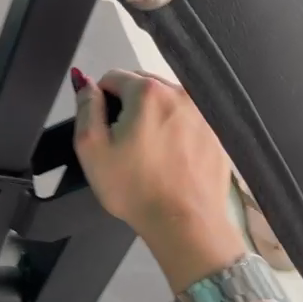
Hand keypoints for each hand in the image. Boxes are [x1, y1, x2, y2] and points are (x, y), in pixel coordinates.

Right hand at [73, 70, 246, 275]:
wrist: (185, 224)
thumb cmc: (133, 187)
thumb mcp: (91, 147)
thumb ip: (86, 106)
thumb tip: (84, 81)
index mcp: (147, 92)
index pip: (112, 77)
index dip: (100, 102)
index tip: (105, 130)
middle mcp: (180, 93)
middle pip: (141, 84)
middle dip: (128, 105)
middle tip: (124, 142)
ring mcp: (204, 112)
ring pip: (166, 101)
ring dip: (152, 115)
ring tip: (148, 151)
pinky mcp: (218, 132)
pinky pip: (188, 118)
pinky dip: (175, 129)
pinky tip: (171, 157)